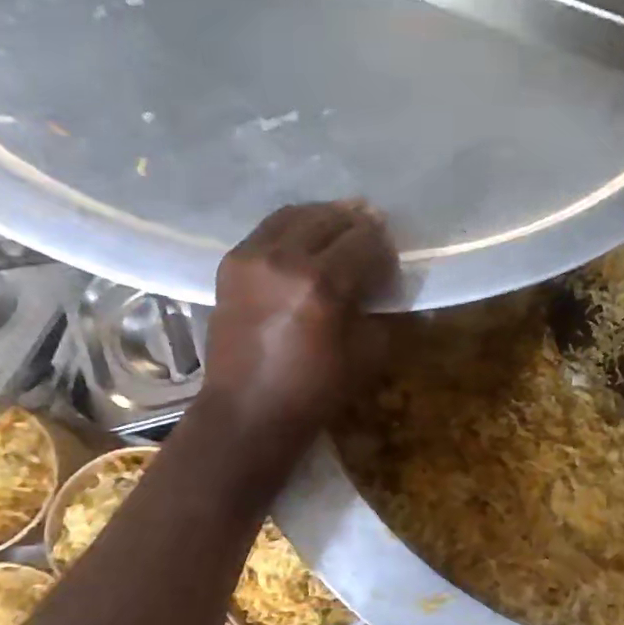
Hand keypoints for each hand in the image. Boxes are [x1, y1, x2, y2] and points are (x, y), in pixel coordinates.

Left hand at [204, 202, 397, 429]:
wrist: (250, 409)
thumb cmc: (316, 391)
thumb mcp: (367, 356)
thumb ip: (378, 313)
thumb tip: (381, 289)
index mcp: (323, 284)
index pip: (364, 242)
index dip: (385, 248)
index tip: (392, 261)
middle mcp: (284, 259)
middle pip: (330, 219)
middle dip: (357, 223)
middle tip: (374, 229)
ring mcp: (252, 256)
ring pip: (296, 215)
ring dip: (324, 217)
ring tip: (342, 224)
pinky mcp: (231, 263)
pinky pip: (268, 229)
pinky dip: (293, 228)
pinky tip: (306, 239)